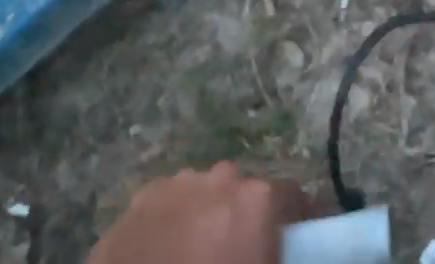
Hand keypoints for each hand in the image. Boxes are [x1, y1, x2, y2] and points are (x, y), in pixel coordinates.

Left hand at [86, 162, 317, 263]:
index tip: (290, 243)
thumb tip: (272, 251)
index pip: (293, 197)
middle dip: (241, 217)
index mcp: (258, 199)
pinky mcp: (139, 200)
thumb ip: (274, 256)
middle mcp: (222, 178)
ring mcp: (177, 184)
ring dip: (203, 216)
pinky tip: (159, 255)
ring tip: (191, 256)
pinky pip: (166, 205)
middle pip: (242, 191)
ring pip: (202, 194)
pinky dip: (168, 223)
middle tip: (232, 255)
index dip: (296, 220)